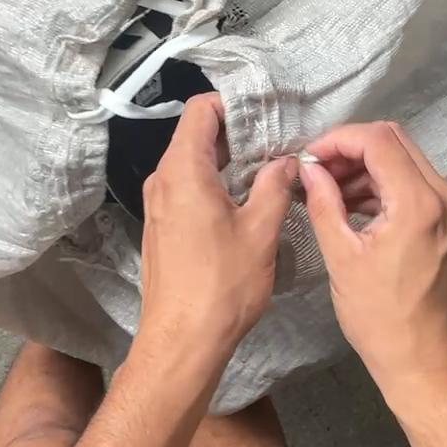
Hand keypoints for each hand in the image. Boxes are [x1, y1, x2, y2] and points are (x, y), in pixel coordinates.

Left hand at [137, 93, 298, 368]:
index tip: (266, 115)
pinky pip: (187, 187)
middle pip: (196, 134)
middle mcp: (163, 179)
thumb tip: (288, 161)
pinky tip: (244, 199)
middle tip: (277, 143)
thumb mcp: (260, 230)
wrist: (181, 342)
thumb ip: (275, 186)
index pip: (200, 110)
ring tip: (267, 169)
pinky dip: (214, 182)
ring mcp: (158, 204)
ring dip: (227, 159)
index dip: (232, 104)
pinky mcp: (161, 225)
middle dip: (236, 132)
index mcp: (182, 170)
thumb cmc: (222, 283)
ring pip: (192, 162)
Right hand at [299, 122, 446, 408]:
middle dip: (350, 147)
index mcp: (417, 203)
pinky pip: (410, 182)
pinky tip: (350, 204)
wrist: (421, 359)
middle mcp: (441, 196)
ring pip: (402, 158)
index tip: (309, 158)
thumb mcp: (341, 258)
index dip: (338, 140)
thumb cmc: (379, 316)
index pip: (377, 141)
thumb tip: (308, 169)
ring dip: (364, 165)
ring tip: (327, 189)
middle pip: (393, 140)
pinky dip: (380, 183)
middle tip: (316, 170)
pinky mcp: (445, 220)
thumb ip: (324, 204)